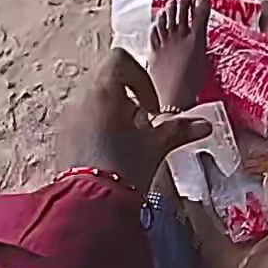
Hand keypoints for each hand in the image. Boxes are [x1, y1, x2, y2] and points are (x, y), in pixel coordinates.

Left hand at [56, 49, 209, 193]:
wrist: (91, 207)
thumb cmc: (123, 171)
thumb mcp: (155, 147)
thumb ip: (178, 130)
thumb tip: (204, 126)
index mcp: (103, 92)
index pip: (120, 60)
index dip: (141, 79)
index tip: (152, 106)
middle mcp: (81, 100)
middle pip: (106, 83)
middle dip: (129, 101)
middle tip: (142, 128)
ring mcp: (68, 121)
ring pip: (94, 105)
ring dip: (114, 117)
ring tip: (128, 146)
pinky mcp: (63, 142)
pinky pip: (82, 126)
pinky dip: (99, 133)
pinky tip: (111, 158)